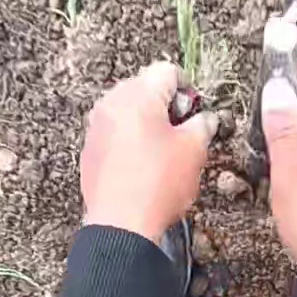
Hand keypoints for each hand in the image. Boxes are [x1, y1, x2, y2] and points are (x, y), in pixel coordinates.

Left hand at [80, 63, 216, 239]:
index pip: (167, 72)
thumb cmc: (159, 184)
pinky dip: (131, 142)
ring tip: (165, 154)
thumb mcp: (194, 151)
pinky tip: (144, 168)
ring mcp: (96, 127)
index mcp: (138, 95)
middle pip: (145, 88)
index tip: (196, 115)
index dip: (189, 90)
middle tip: (184, 135)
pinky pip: (115, 134)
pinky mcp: (90, 151)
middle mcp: (111, 103)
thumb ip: (203, 126)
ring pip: (129, 112)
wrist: (121, 224)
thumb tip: (206, 119)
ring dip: (149, 125)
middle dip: (167, 107)